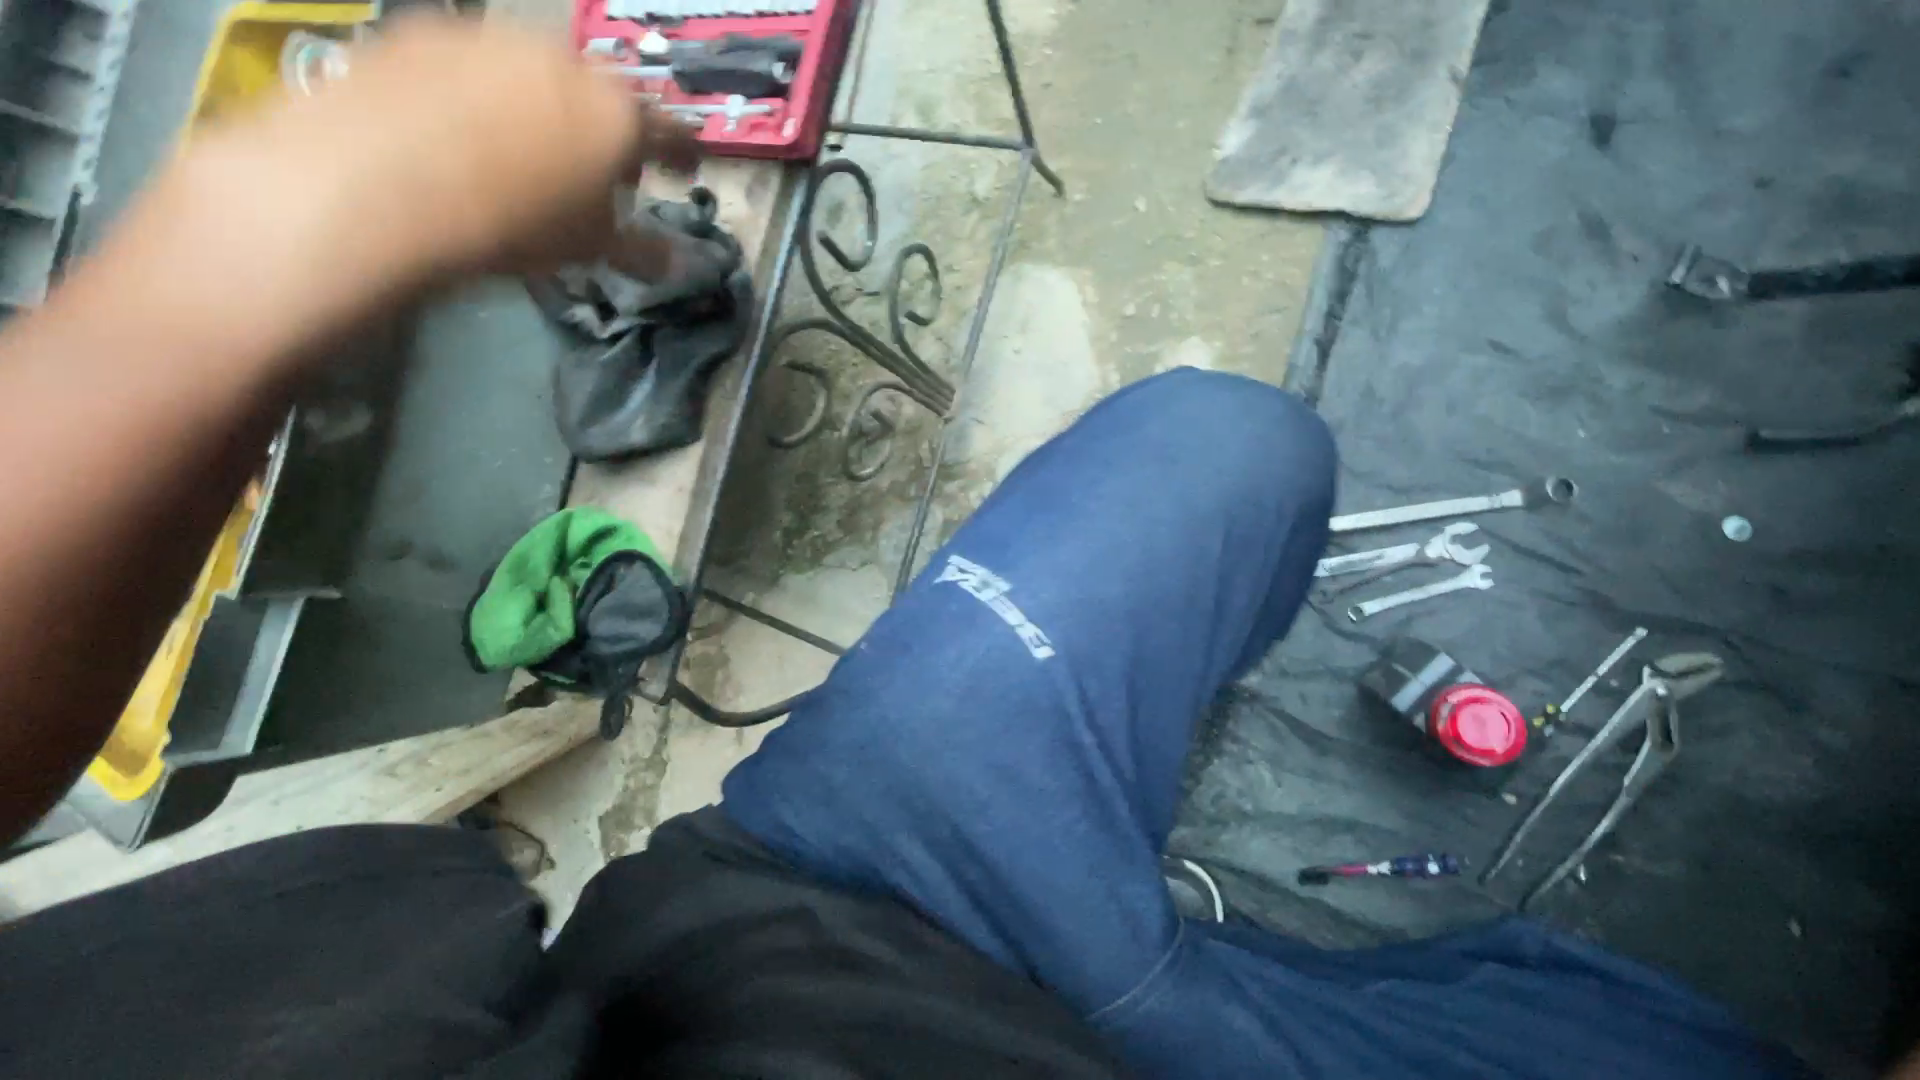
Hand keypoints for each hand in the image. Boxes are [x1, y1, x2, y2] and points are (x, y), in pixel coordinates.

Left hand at [177, 14, 699, 291]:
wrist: (374, 184)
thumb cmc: (510, 225)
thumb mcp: (587, 249)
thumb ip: (641, 249)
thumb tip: (680, 261)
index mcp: (619, 114)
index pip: (671, 131)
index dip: (682, 153)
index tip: (682, 170)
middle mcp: (566, 61)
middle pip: (603, 96)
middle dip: (606, 131)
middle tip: (595, 173)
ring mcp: (493, 37)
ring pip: (539, 74)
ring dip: (546, 108)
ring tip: (523, 152)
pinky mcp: (427, 31)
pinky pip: (476, 65)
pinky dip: (484, 95)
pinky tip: (460, 131)